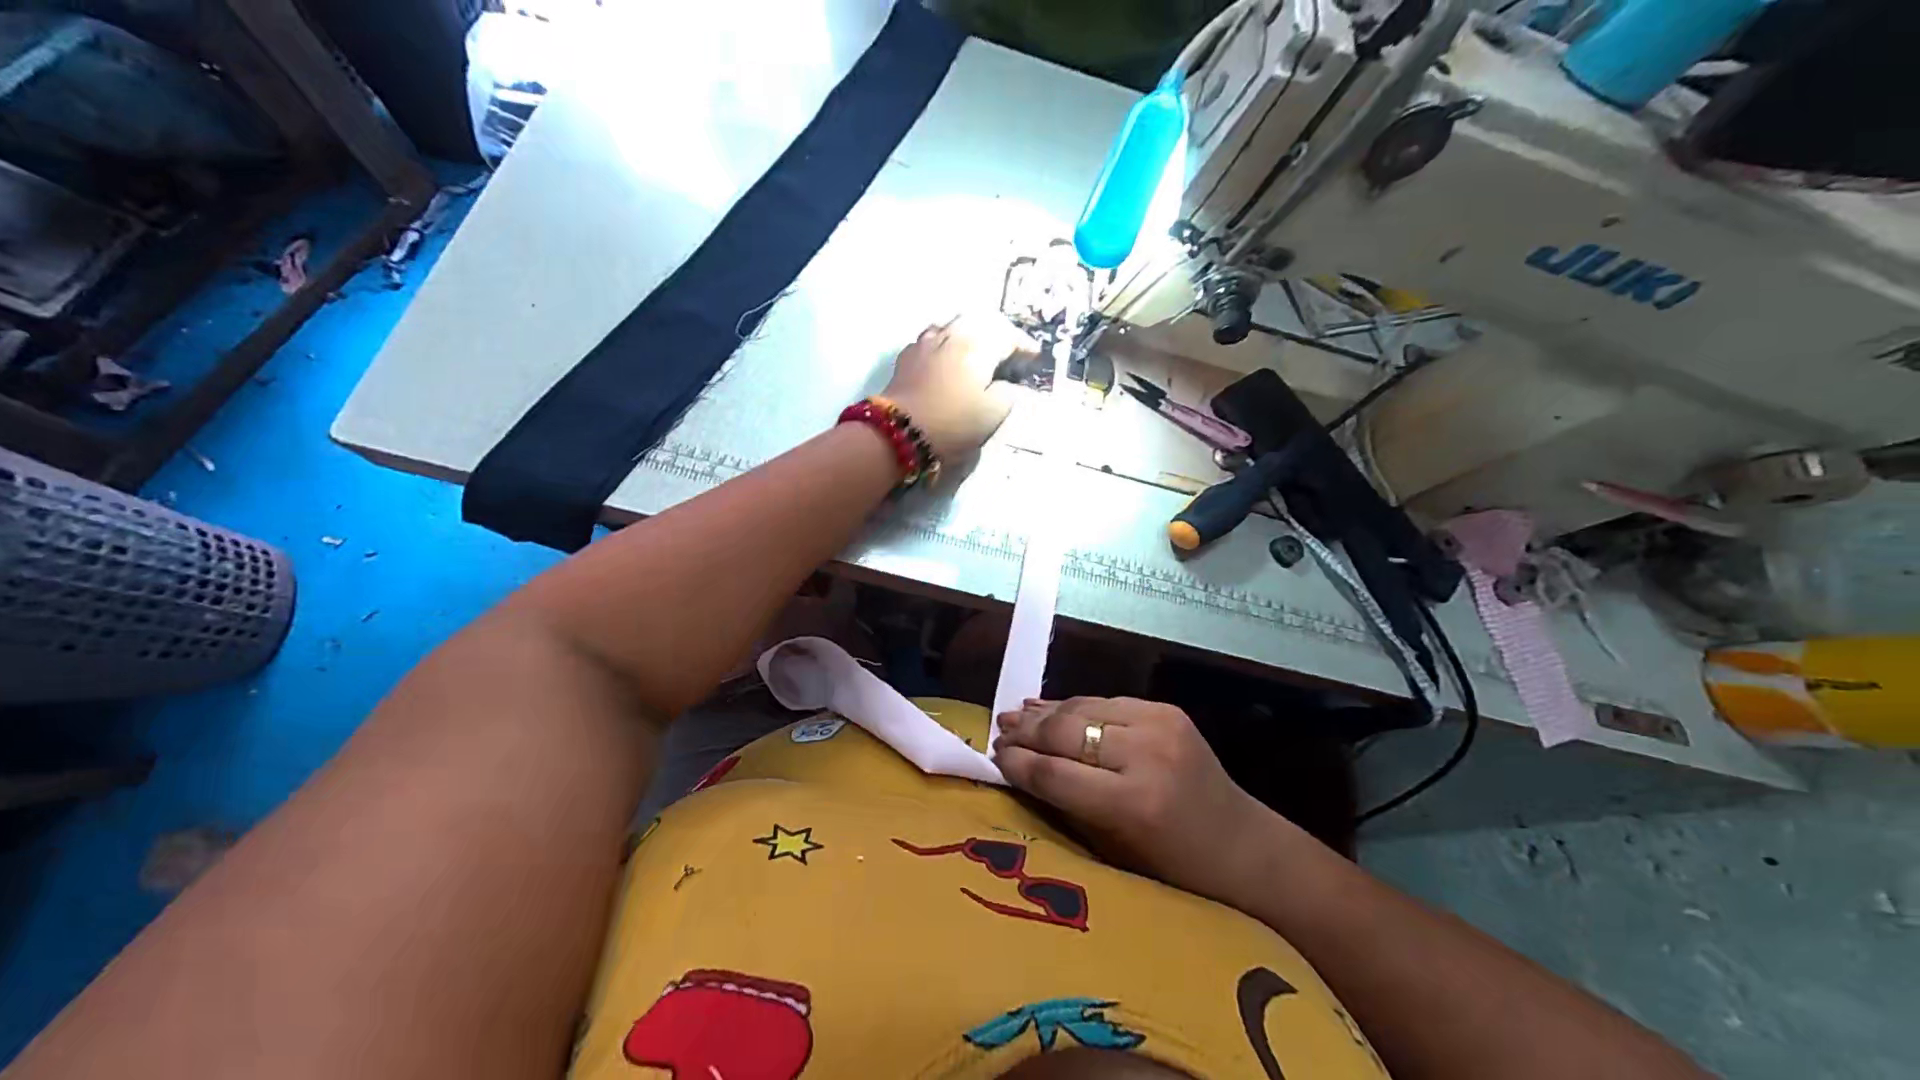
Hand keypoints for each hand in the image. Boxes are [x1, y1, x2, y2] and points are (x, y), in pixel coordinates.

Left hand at [882, 315, 1032, 463]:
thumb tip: (1006, 384)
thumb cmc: (953, 423)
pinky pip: (932, 340)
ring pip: (953, 326)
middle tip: (1007, 350)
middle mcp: (951, 334)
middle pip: (979, 322)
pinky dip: (946, 344)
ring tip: (977, 350)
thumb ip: (1007, 393)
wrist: (900, 433)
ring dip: (969, 334)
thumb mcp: (993, 414)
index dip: (1024, 345)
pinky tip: (947, 358)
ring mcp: (925, 342)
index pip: (1008, 335)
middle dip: (997, 333)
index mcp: (977, 344)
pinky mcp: (906, 356)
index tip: (1034, 357)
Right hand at [995, 697, 1280, 903]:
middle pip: (1064, 732)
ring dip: (1046, 713)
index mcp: (1131, 804)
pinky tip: (1054, 709)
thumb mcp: (1110, 851)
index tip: (993, 757)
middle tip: (999, 733)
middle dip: (1026, 732)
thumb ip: (1063, 805)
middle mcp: (1145, 756)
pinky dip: (1077, 707)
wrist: (1241, 848)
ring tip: (1017, 715)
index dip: (1017, 763)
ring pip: (1083, 708)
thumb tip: (1017, 767)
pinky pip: (1107, 702)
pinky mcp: (1167, 710)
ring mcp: (1160, 725)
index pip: (1054, 773)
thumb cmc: (1171, 869)